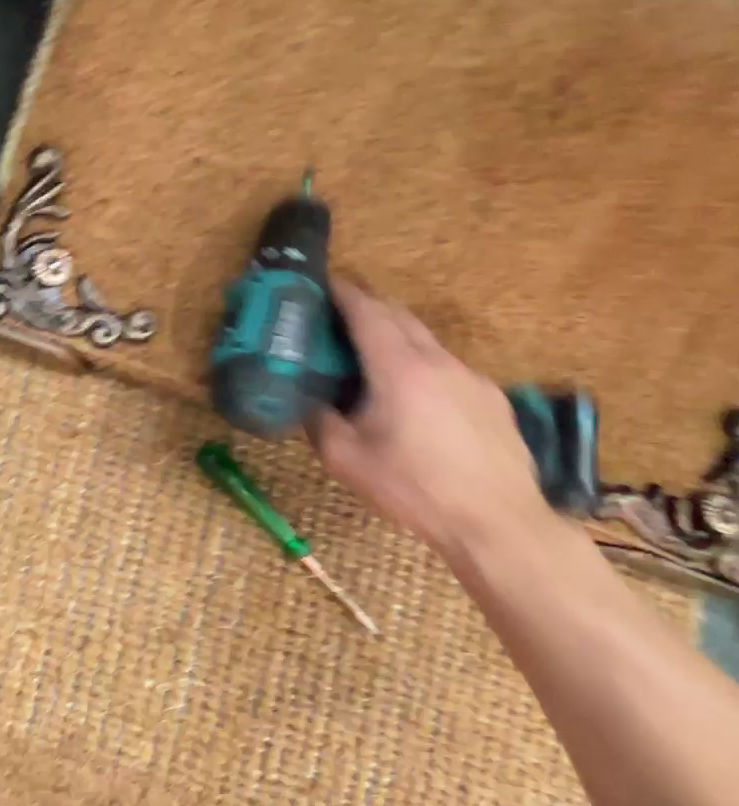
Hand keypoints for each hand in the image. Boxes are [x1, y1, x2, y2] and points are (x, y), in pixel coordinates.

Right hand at [308, 280, 549, 552]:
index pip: (368, 313)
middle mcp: (440, 363)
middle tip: (334, 312)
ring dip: (394, 336)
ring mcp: (472, 380)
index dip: (343, 293)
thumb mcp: (343, 457)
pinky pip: (446, 368)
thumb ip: (319, 420)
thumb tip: (308, 400)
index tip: (321, 282)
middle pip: (401, 317)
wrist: (497, 523)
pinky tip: (405, 394)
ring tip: (365, 354)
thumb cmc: (412, 487)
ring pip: (426, 342)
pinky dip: (417, 363)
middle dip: (367, 306)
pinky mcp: (491, 401)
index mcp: (400, 370)